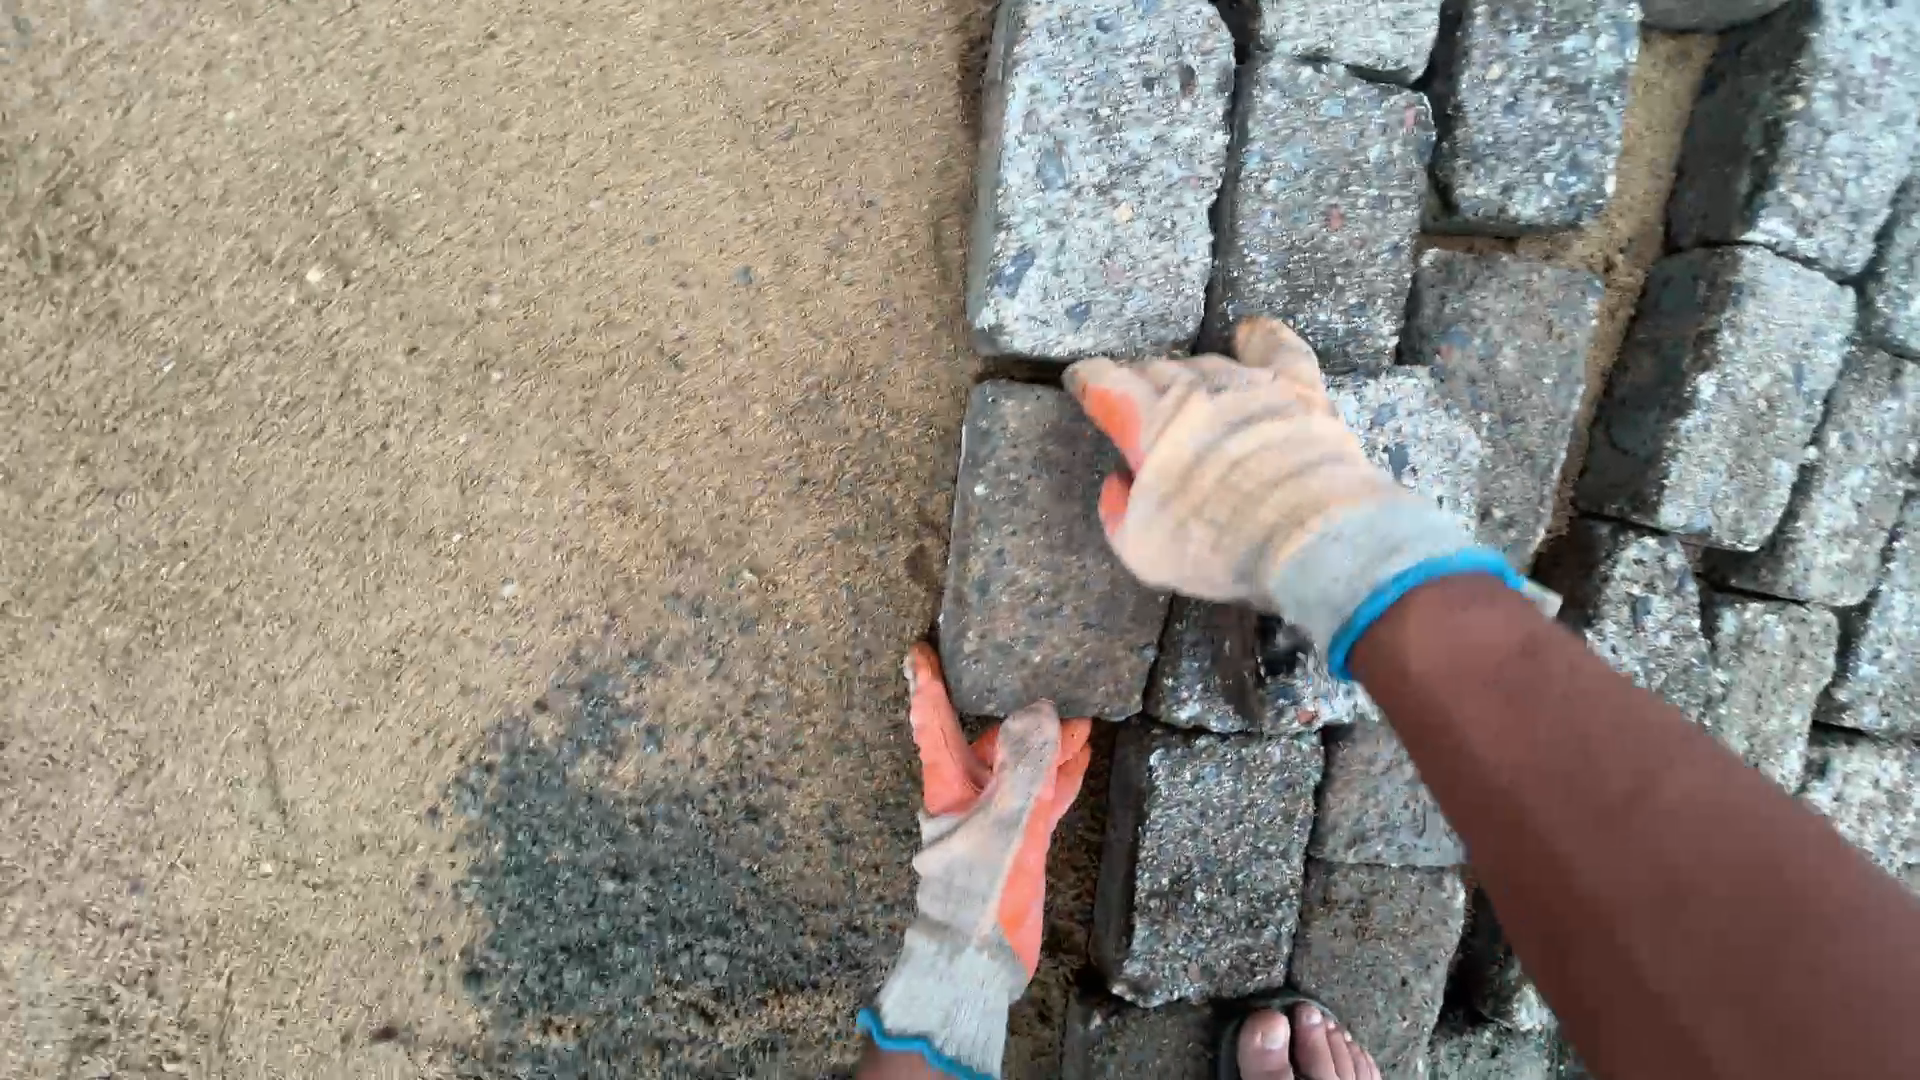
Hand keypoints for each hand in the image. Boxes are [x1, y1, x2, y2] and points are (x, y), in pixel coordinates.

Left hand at [858, 643, 1091, 1078]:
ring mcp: (996, 814)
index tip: (919, 649)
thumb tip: (1042, 712)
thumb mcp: (1005, 820)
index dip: (926, 683)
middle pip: (990, 740)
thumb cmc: (979, 887)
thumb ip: (1026, 766)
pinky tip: (1083, 755)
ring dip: (1049, 743)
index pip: (933, 720)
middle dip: (1018, 714)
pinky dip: (1060, 775)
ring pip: (1023, 765)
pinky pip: (1041, 794)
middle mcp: (969, 791)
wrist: (981, 957)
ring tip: (1081, 717)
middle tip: (1048, 683)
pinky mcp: (1019, 835)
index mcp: (949, 782)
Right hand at [1066, 317, 1516, 673]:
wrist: (1306, 538)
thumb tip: (1119, 483)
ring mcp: (1248, 383)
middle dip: (1137, 382)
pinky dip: (1260, 338)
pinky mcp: (1299, 388)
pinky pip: (1277, 349)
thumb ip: (1117, 510)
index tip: (1081, 382)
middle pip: (1154, 369)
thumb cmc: (1212, 546)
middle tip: (1138, 405)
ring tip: (1186, 392)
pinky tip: (1250, 333)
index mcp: (1146, 420)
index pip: (1103, 383)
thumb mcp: (1138, 548)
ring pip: (1205, 364)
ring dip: (1189, 376)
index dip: (1087, 381)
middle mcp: (1193, 389)